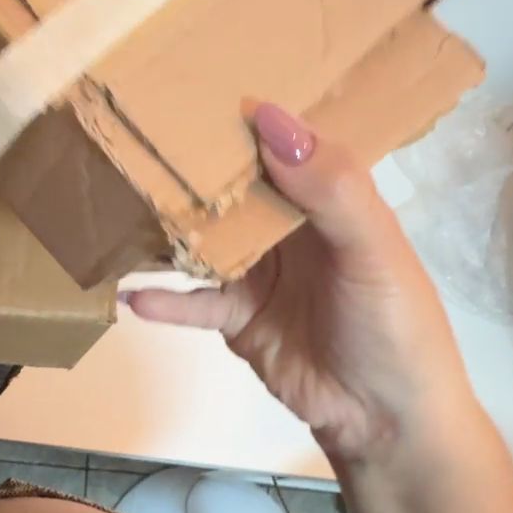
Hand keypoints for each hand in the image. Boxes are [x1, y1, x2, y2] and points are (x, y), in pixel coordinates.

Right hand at [126, 102, 474, 464]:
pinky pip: (194, 303)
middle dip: (193, 173)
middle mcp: (290, 231)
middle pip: (234, 193)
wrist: (382, 419)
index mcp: (330, 201)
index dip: (245, 122)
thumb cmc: (393, 326)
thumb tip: (269, 120)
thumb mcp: (373, 250)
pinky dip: (165, 301)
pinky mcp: (236, 319)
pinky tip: (132, 295)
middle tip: (135, 146)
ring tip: (119, 213)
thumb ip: (330, 188)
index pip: (283, 148)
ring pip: (206, 244)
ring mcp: (258, 276)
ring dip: (169, 234)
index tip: (191, 93)